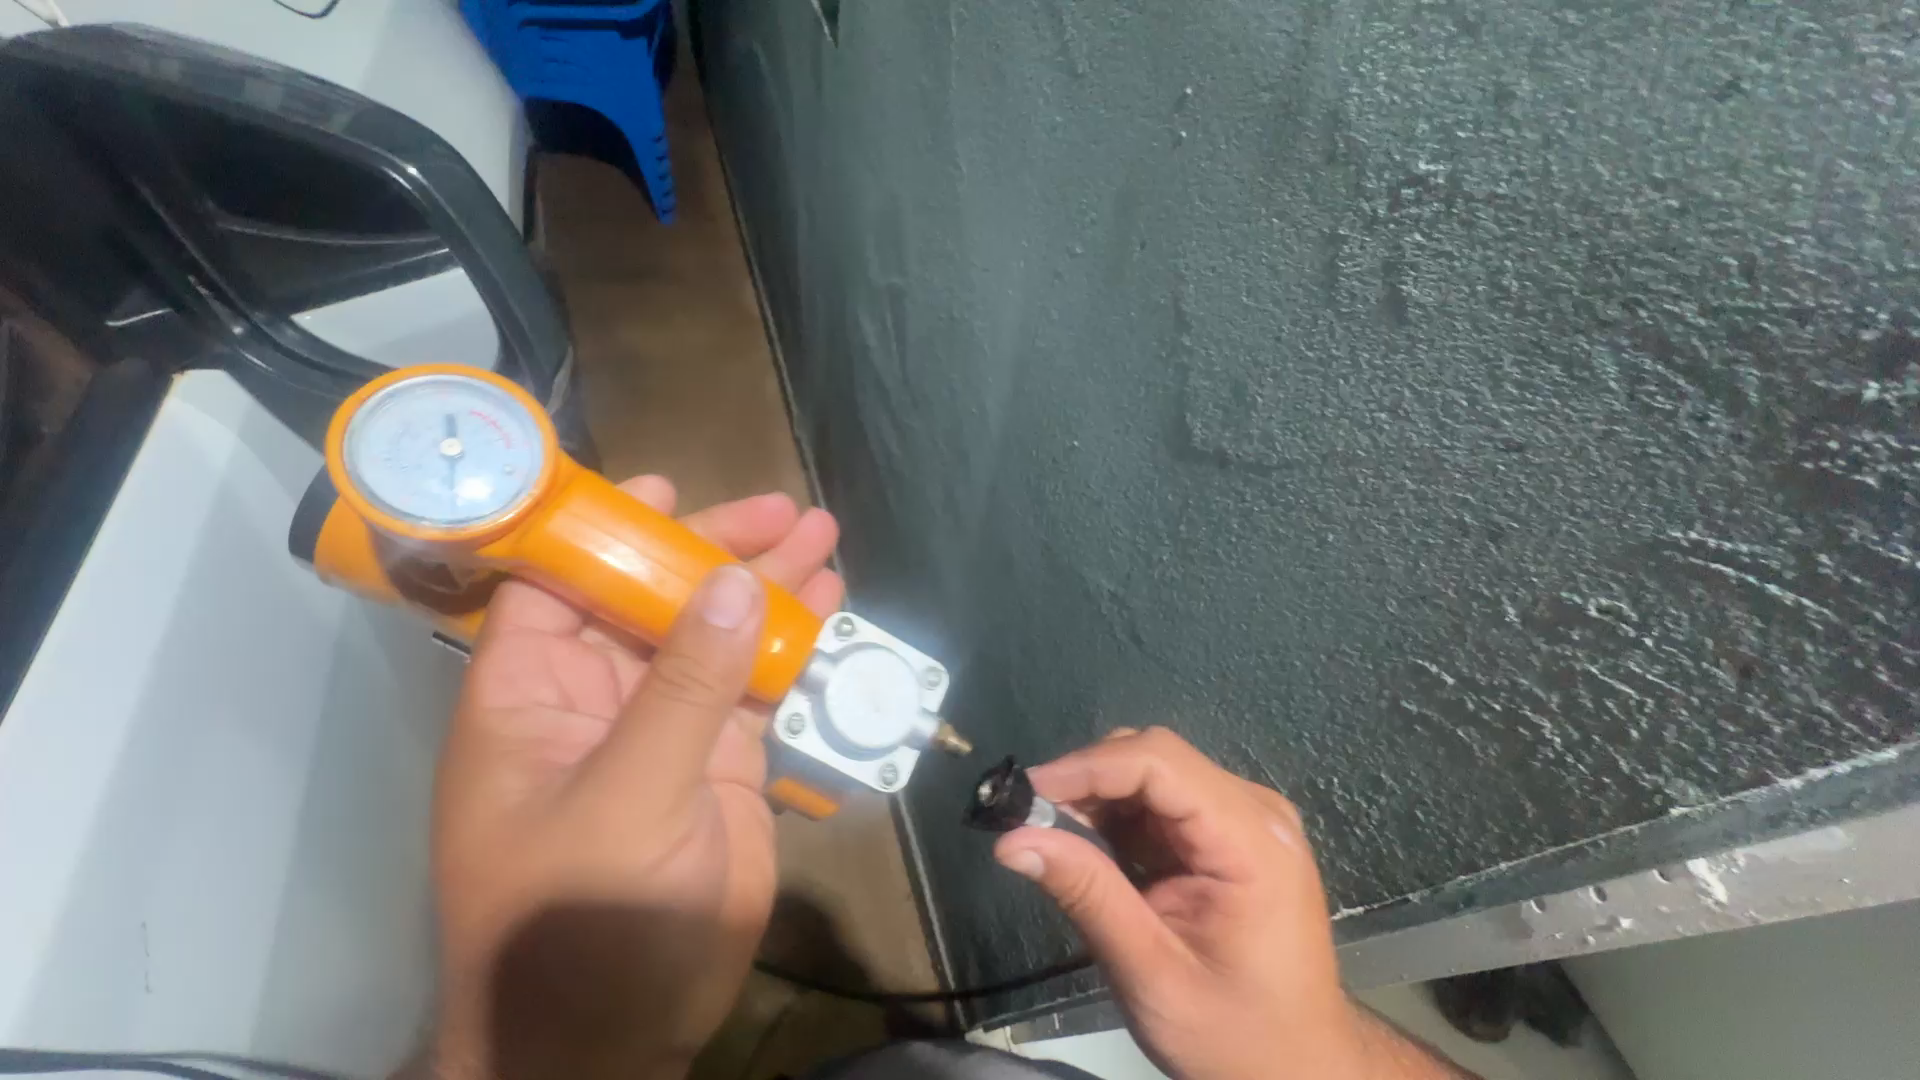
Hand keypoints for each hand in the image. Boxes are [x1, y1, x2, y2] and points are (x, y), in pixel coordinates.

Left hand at [430, 477, 842, 1079]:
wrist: (616, 1040)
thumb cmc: (581, 924)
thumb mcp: (628, 799)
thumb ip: (684, 691)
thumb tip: (733, 585)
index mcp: (536, 698)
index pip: (558, 587)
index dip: (606, 533)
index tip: (667, 488)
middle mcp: (599, 700)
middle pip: (659, 601)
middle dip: (720, 553)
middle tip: (788, 513)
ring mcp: (668, 731)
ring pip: (719, 639)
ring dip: (771, 592)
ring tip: (825, 541)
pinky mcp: (724, 765)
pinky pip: (761, 691)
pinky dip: (798, 654)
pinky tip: (834, 614)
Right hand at [995, 728, 1457, 1079]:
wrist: (1300, 1066)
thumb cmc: (1234, 1033)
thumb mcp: (1151, 974)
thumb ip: (1086, 896)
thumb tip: (1010, 841)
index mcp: (1250, 841)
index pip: (1161, 763)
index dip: (1089, 766)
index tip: (1028, 793)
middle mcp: (1254, 809)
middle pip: (1156, 757)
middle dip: (1088, 779)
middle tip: (1033, 819)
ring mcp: (1244, 815)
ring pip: (1153, 771)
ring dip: (1098, 795)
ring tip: (1056, 836)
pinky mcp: (1229, 829)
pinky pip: (1161, 798)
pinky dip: (1118, 814)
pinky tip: (1092, 847)